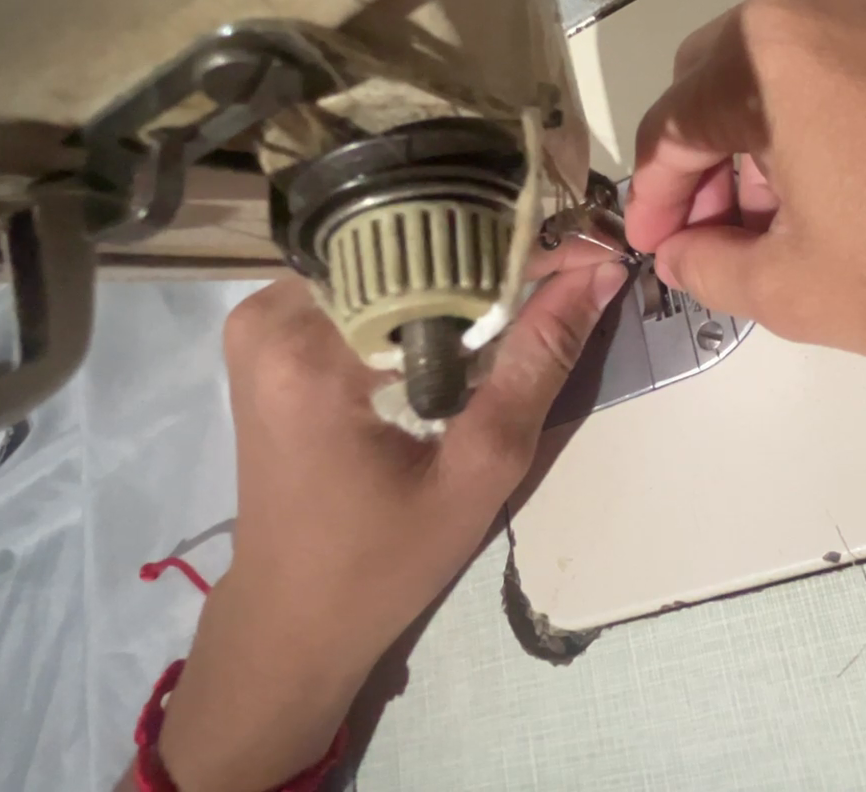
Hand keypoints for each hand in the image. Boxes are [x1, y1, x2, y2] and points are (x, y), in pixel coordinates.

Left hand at [153, 250, 627, 791]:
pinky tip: (472, 328)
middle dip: (498, 262)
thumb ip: (540, 361)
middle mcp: (273, 313)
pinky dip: (429, 300)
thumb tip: (599, 276)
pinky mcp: (273, 336)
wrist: (293, 615)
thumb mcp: (482, 465)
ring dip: (467, 280)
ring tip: (533, 302)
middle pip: (411, 250)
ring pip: (395, 263)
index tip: (588, 257)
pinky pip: (371, 287)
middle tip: (571, 281)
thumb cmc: (385, 559)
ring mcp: (265, 321)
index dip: (522, 250)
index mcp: (311, 347)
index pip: (435, 256)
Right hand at [628, 0, 865, 397]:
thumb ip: (708, 263)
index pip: (677, 119)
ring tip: (768, 222)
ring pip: (780, 67)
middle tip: (711, 236)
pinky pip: (840, 62)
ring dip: (756, 139)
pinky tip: (823, 184)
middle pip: (722, 79)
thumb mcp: (793, 289)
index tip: (652, 244)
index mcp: (774, 43)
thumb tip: (679, 250)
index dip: (654, 192)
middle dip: (704, 161)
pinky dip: (811, 117)